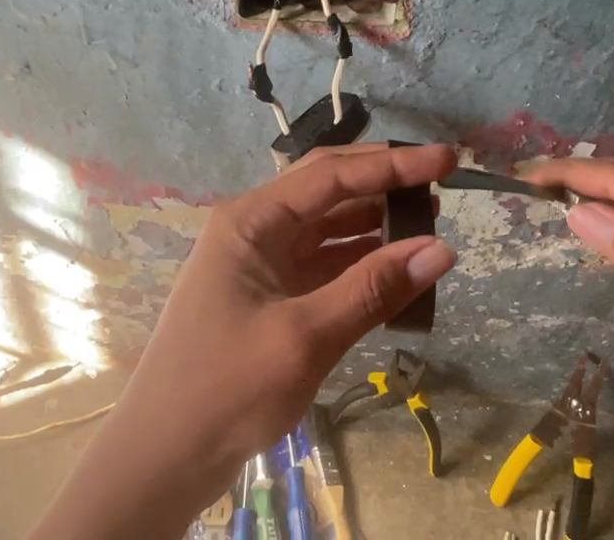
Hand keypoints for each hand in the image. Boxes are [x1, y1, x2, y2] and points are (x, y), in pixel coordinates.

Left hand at [33, 143, 458, 539]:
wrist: (166, 453)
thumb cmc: (226, 387)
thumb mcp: (305, 338)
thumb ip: (372, 290)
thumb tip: (442, 249)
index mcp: (251, 220)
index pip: (331, 175)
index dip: (393, 165)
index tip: (447, 160)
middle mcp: (255, 228)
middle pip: (328, 189)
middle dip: (384, 183)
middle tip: (442, 185)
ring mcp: (262, 262)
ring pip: (329, 226)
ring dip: (376, 222)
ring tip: (430, 222)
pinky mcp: (271, 294)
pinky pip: (324, 263)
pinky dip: (361, 263)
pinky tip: (398, 268)